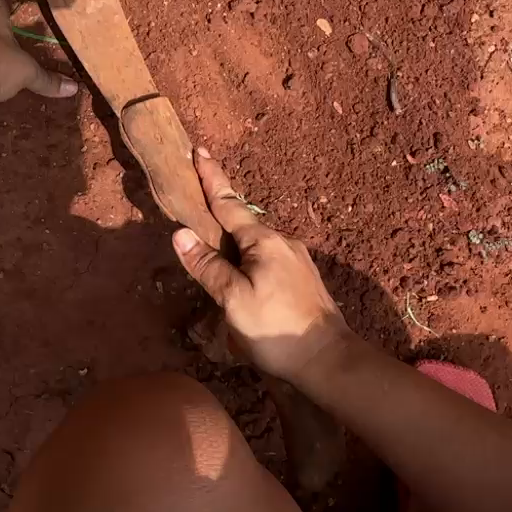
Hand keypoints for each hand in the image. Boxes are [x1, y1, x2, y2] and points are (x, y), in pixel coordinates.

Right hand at [171, 148, 354, 383]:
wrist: (331, 361)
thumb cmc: (277, 329)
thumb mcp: (234, 299)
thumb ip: (207, 266)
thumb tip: (180, 233)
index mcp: (263, 241)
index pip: (228, 203)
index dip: (211, 177)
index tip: (199, 150)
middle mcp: (282, 241)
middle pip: (242, 220)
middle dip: (220, 208)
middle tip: (198, 196)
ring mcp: (296, 259)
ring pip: (256, 241)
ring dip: (235, 238)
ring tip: (215, 244)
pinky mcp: (302, 277)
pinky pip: (267, 255)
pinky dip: (249, 254)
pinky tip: (243, 272)